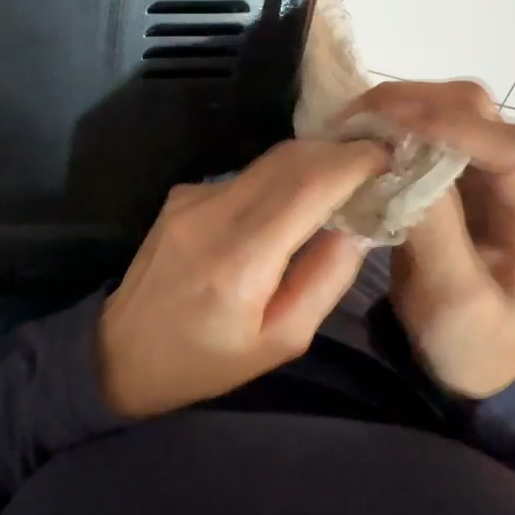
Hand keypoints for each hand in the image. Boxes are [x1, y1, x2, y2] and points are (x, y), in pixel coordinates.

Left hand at [97, 140, 385, 419]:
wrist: (122, 349)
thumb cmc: (205, 361)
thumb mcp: (280, 341)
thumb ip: (324, 280)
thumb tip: (358, 227)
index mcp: (241, 257)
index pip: (308, 184)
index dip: (354, 162)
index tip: (392, 155)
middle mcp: (212, 213)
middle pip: (288, 160)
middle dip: (338, 153)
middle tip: (379, 162)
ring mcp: (191, 198)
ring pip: (265, 164)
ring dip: (309, 165)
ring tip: (345, 181)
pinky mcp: (180, 195)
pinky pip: (242, 179)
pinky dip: (276, 182)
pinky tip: (291, 205)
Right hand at [355, 80, 514, 398]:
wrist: (467, 363)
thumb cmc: (466, 340)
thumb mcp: (451, 298)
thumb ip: (433, 231)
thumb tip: (399, 163)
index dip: (457, 128)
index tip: (390, 123)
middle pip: (485, 116)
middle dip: (420, 106)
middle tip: (356, 119)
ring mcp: (495, 177)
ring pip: (458, 111)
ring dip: (405, 107)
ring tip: (353, 123)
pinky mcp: (464, 175)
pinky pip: (433, 128)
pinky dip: (397, 121)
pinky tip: (363, 133)